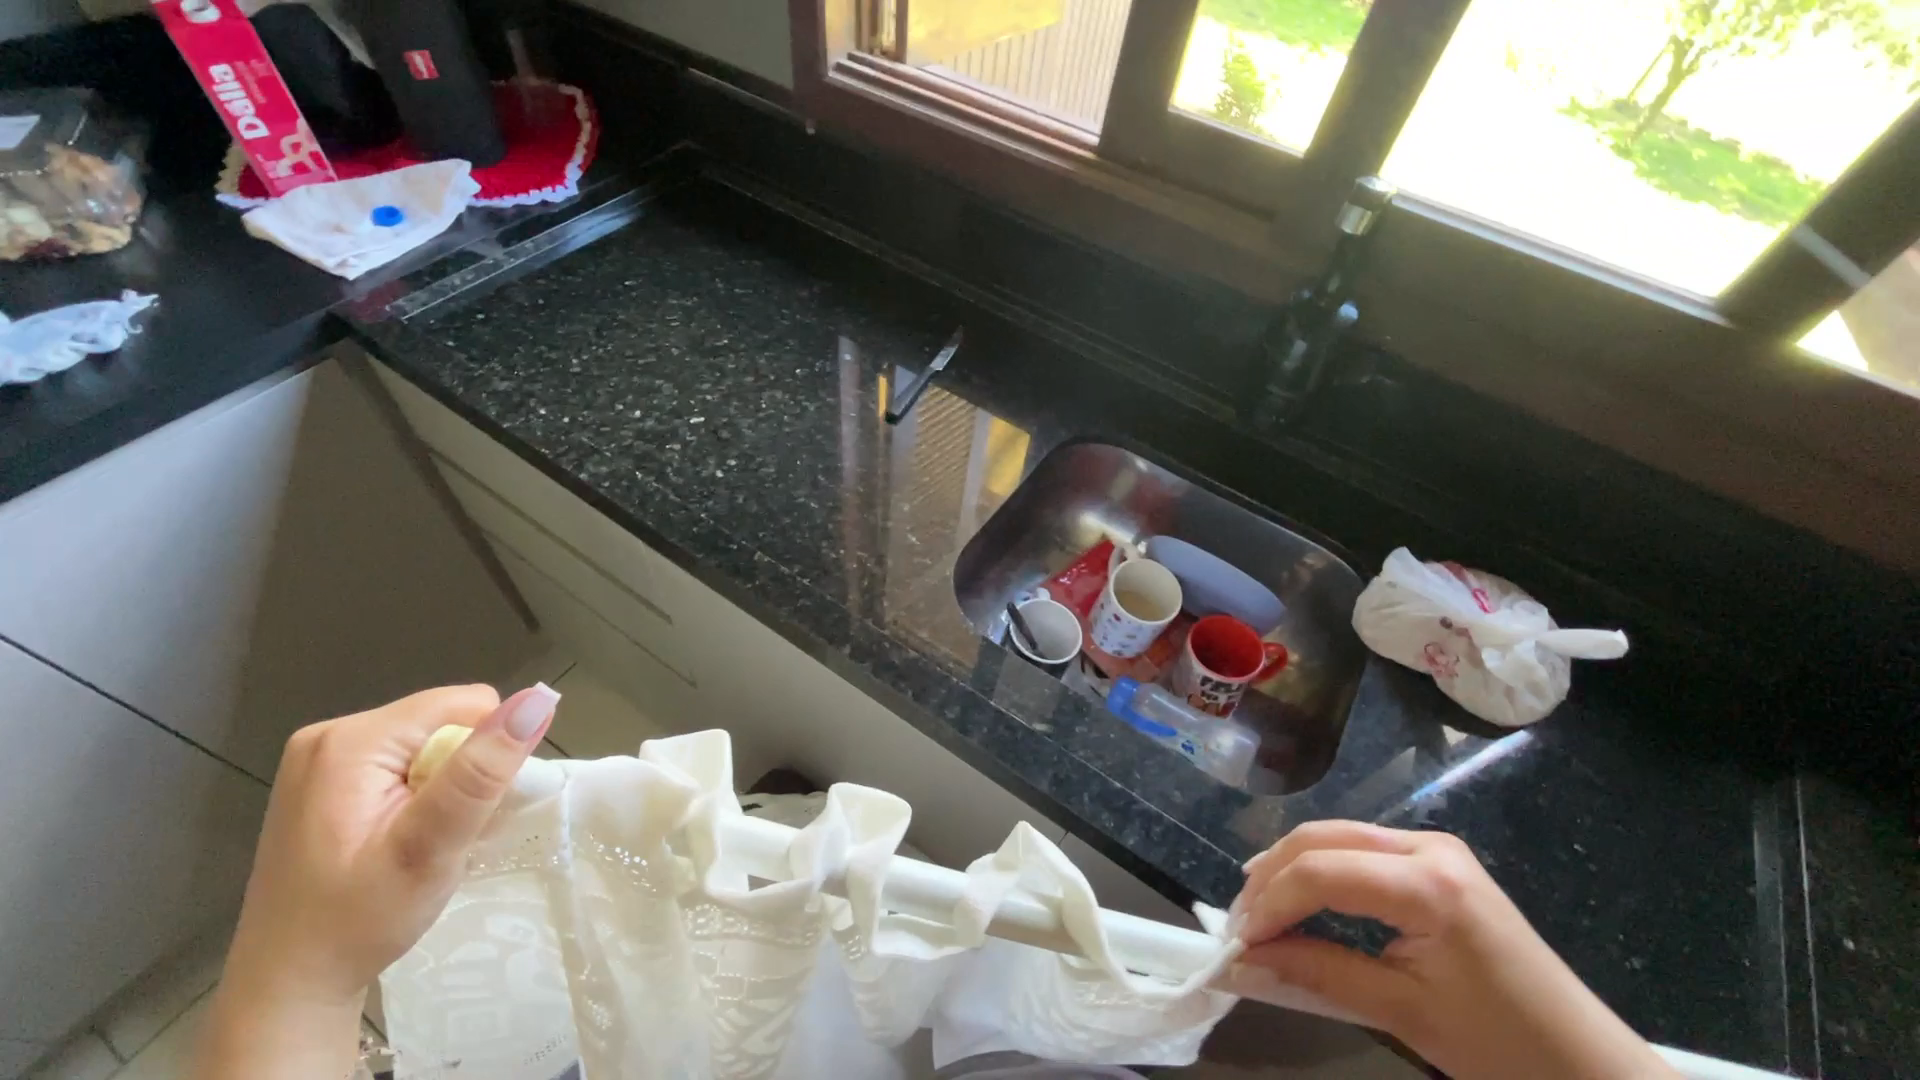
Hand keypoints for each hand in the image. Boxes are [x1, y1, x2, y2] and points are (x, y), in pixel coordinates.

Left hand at [197, 683, 557, 1078]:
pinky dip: (422, 792)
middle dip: (463, 771)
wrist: (291, 985)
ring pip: (430, 740)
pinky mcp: (326, 778)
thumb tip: (539, 699)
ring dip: (446, 784)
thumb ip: (481, 771)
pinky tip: (403, 836)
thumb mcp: (431, 846)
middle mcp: (331, 733)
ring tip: (423, 839)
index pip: (465, 704)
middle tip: (442, 833)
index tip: (464, 812)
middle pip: (445, 719)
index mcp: (352, 739)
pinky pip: (405, 759)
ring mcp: (324, 756)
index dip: (485, 754)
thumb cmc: (361, 919)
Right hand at [1232, 821, 1676, 1079]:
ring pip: (1334, 837)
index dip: (1269, 903)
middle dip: (1270, 878)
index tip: (1237, 942)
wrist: (1587, 1064)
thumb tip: (1243, 961)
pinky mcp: (1434, 861)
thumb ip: (1318, 974)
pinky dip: (1318, 870)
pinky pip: (1356, 850)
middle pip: (1320, 839)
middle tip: (1239, 925)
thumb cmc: (1502, 1044)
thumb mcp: (1403, 1013)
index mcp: (1428, 882)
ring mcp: (1433, 847)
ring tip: (1258, 913)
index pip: (1321, 872)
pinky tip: (1297, 896)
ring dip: (1288, 870)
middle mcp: (1427, 845)